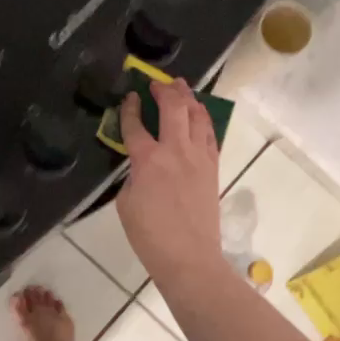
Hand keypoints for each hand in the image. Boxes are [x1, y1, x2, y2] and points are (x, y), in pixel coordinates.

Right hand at [116, 78, 224, 284]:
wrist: (189, 257)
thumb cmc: (150, 237)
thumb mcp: (126, 204)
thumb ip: (132, 177)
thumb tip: (141, 167)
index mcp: (147, 160)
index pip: (135, 125)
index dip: (129, 109)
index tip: (128, 98)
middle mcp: (176, 150)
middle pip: (173, 108)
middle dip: (164, 90)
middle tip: (156, 83)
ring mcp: (199, 158)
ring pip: (197, 116)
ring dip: (188, 98)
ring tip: (181, 88)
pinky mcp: (213, 168)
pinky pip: (210, 135)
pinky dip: (203, 120)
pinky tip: (199, 117)